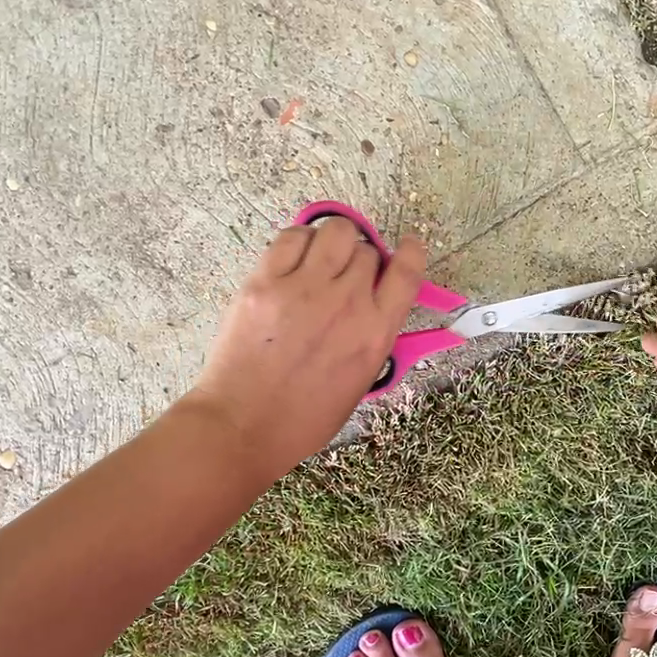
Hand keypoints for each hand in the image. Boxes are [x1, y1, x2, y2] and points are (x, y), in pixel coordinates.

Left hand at [186, 217, 424, 465]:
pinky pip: (291, 237)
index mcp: (376, 333)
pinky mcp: (264, 281)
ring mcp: (304, 288)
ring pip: (334, 232)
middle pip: (367, 251)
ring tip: (321, 259)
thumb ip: (373, 337)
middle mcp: (347, 303)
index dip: (411, 252)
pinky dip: (300, 240)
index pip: (407, 273)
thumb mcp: (361, 381)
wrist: (245, 425)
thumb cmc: (306, 417)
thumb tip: (373, 305)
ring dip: (334, 241)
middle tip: (346, 274)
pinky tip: (295, 258)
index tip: (409, 245)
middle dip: (362, 259)